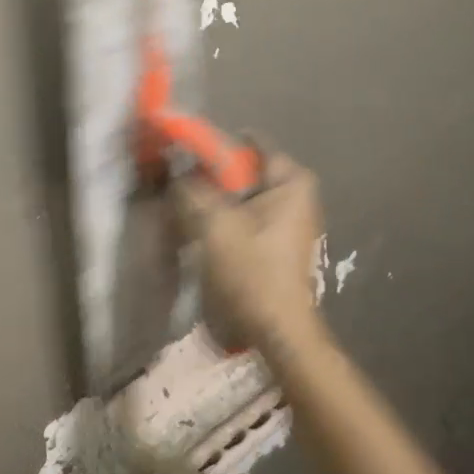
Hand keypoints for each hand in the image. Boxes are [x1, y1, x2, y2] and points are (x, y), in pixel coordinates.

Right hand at [169, 149, 322, 349]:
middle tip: (180, 181)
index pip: (250, 142)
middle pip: (245, 171)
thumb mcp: (214, 224)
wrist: (277, 331)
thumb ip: (192, 189)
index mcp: (292, 182)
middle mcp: (297, 196)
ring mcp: (289, 221)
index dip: (215, 144)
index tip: (185, 151)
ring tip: (185, 208)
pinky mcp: (277, 244)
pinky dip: (224, 219)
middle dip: (212, 175)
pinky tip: (201, 232)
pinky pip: (245, 218)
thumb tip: (177, 169)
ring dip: (214, 200)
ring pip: (242, 196)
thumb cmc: (252, 271)